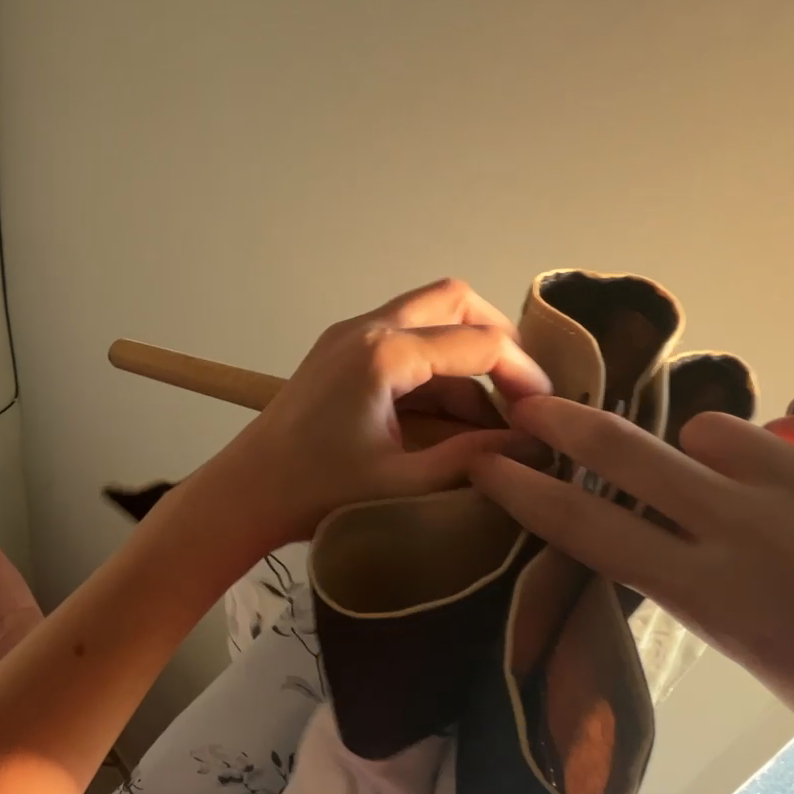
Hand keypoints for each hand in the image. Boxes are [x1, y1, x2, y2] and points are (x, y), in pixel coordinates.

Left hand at [193, 278, 552, 548]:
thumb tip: (535, 442)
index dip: (524, 374)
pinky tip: (445, 422)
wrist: (247, 491)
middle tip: (519, 395)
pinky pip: (401, 342)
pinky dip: (432, 370)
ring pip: (426, 319)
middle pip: (451, 301)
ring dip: (463, 360)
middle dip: (494, 341)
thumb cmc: (317, 493)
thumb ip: (475, 457)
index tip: (546, 415)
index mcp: (383, 354)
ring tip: (486, 425)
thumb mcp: (405, 482)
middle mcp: (365, 328)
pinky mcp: (338, 352)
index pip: (479, 342)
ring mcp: (347, 336)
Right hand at [470, 398, 793, 793]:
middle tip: (533, 405)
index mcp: (730, 602)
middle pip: (628, 450)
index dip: (522, 487)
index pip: (587, 525)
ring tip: (754, 489)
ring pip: (724, 429)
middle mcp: (771, 532)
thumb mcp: (785, 671)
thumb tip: (687, 519)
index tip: (485, 461)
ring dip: (713, 454)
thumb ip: (720, 585)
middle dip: (565, 422)